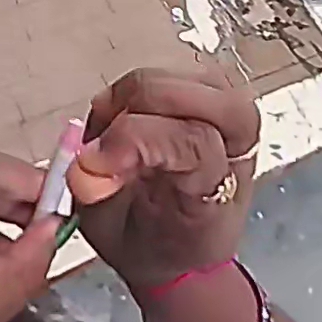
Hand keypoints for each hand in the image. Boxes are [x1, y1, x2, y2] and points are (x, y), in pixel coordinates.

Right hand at [64, 68, 258, 290]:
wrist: (182, 249)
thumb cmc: (149, 240)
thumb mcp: (112, 233)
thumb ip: (96, 194)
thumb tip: (85, 162)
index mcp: (215, 188)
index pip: (191, 141)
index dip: (134, 141)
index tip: (93, 161)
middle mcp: (235, 143)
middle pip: (187, 95)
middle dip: (130, 107)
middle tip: (99, 139)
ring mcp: (226, 111)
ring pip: (178, 75)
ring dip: (131, 97)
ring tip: (109, 130)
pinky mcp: (212, 92)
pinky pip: (171, 71)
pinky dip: (135, 91)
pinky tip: (121, 117)